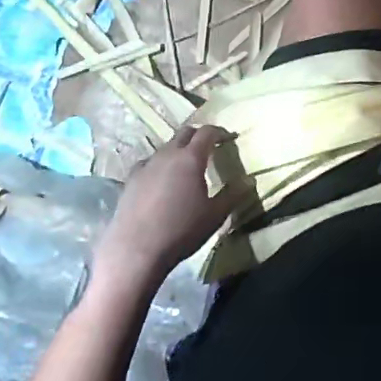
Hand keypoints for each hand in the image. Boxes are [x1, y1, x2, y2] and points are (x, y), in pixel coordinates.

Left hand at [91, 125, 239, 286]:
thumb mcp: (214, 216)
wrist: (137, 248)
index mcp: (190, 158)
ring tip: (185, 168)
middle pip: (184, 133)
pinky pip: (149, 162)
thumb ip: (233, 195)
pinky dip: (160, 165)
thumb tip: (249, 180)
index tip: (228, 137)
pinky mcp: (131, 177)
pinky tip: (160, 180)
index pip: (206, 132)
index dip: (219, 132)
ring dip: (178, 151)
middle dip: (198, 136)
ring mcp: (147, 164)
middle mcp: (167, 154)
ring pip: (166, 147)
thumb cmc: (182, 230)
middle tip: (208, 147)